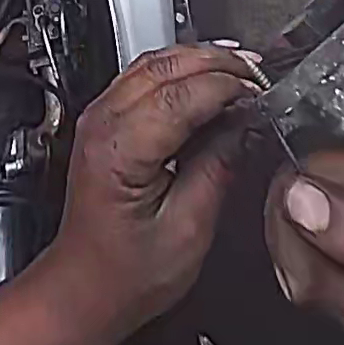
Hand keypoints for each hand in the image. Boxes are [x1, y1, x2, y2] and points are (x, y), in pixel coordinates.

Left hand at [42, 45, 260, 338]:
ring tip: (241, 67)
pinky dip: (181, 66)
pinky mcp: (107, 116)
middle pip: (166, 66)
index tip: (258, 93)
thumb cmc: (125, 272)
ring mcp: (100, 114)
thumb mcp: (188, 229)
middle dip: (217, 63)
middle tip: (256, 72)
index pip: (179, 95)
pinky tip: (207, 72)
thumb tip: (245, 124)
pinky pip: (146, 73)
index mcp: (118, 150)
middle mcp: (102, 122)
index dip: (226, 87)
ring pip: (154, 61)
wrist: (85, 286)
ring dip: (200, 58)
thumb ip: (218, 168)